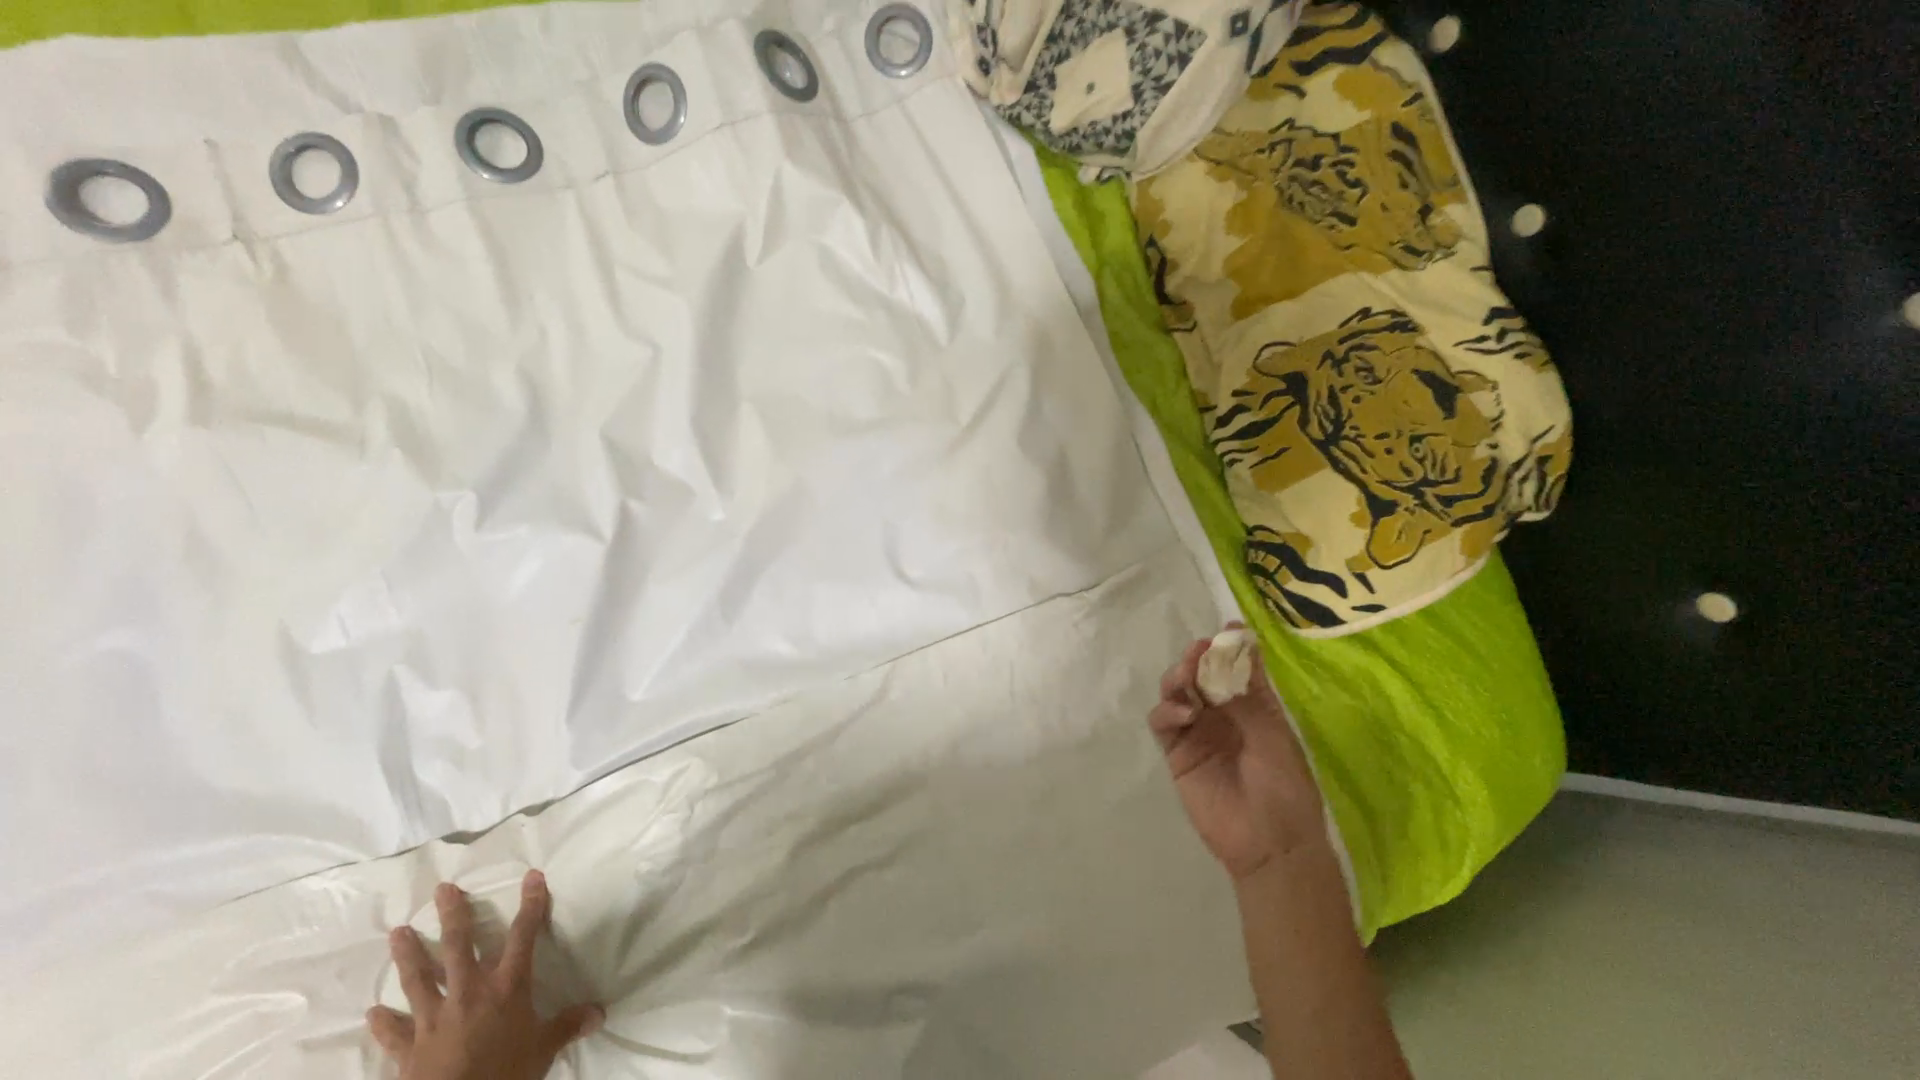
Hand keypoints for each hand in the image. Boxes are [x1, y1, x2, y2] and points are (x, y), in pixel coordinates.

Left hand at [367, 871, 603, 1079]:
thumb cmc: (506, 1072)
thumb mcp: (545, 1049)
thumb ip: (568, 1026)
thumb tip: (598, 1012)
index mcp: (507, 987)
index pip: (523, 937)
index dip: (531, 905)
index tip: (532, 876)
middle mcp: (469, 992)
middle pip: (459, 946)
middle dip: (452, 915)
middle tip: (442, 889)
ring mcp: (434, 1017)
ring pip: (419, 979)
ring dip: (408, 955)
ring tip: (397, 932)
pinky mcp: (409, 1047)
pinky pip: (394, 1032)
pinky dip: (383, 1023)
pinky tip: (372, 1013)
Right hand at [1148, 627, 1328, 880]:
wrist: (1270, 844)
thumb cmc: (1285, 789)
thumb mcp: (1273, 736)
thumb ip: (1245, 696)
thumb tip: (1228, 650)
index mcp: (1256, 707)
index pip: (1239, 668)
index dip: (1232, 647)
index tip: (1228, 630)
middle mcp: (1223, 714)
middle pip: (1202, 674)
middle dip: (1198, 658)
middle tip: (1198, 652)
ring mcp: (1198, 732)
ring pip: (1178, 692)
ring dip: (1178, 678)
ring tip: (1186, 678)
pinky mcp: (1177, 753)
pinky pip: (1163, 722)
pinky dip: (1167, 710)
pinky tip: (1182, 713)